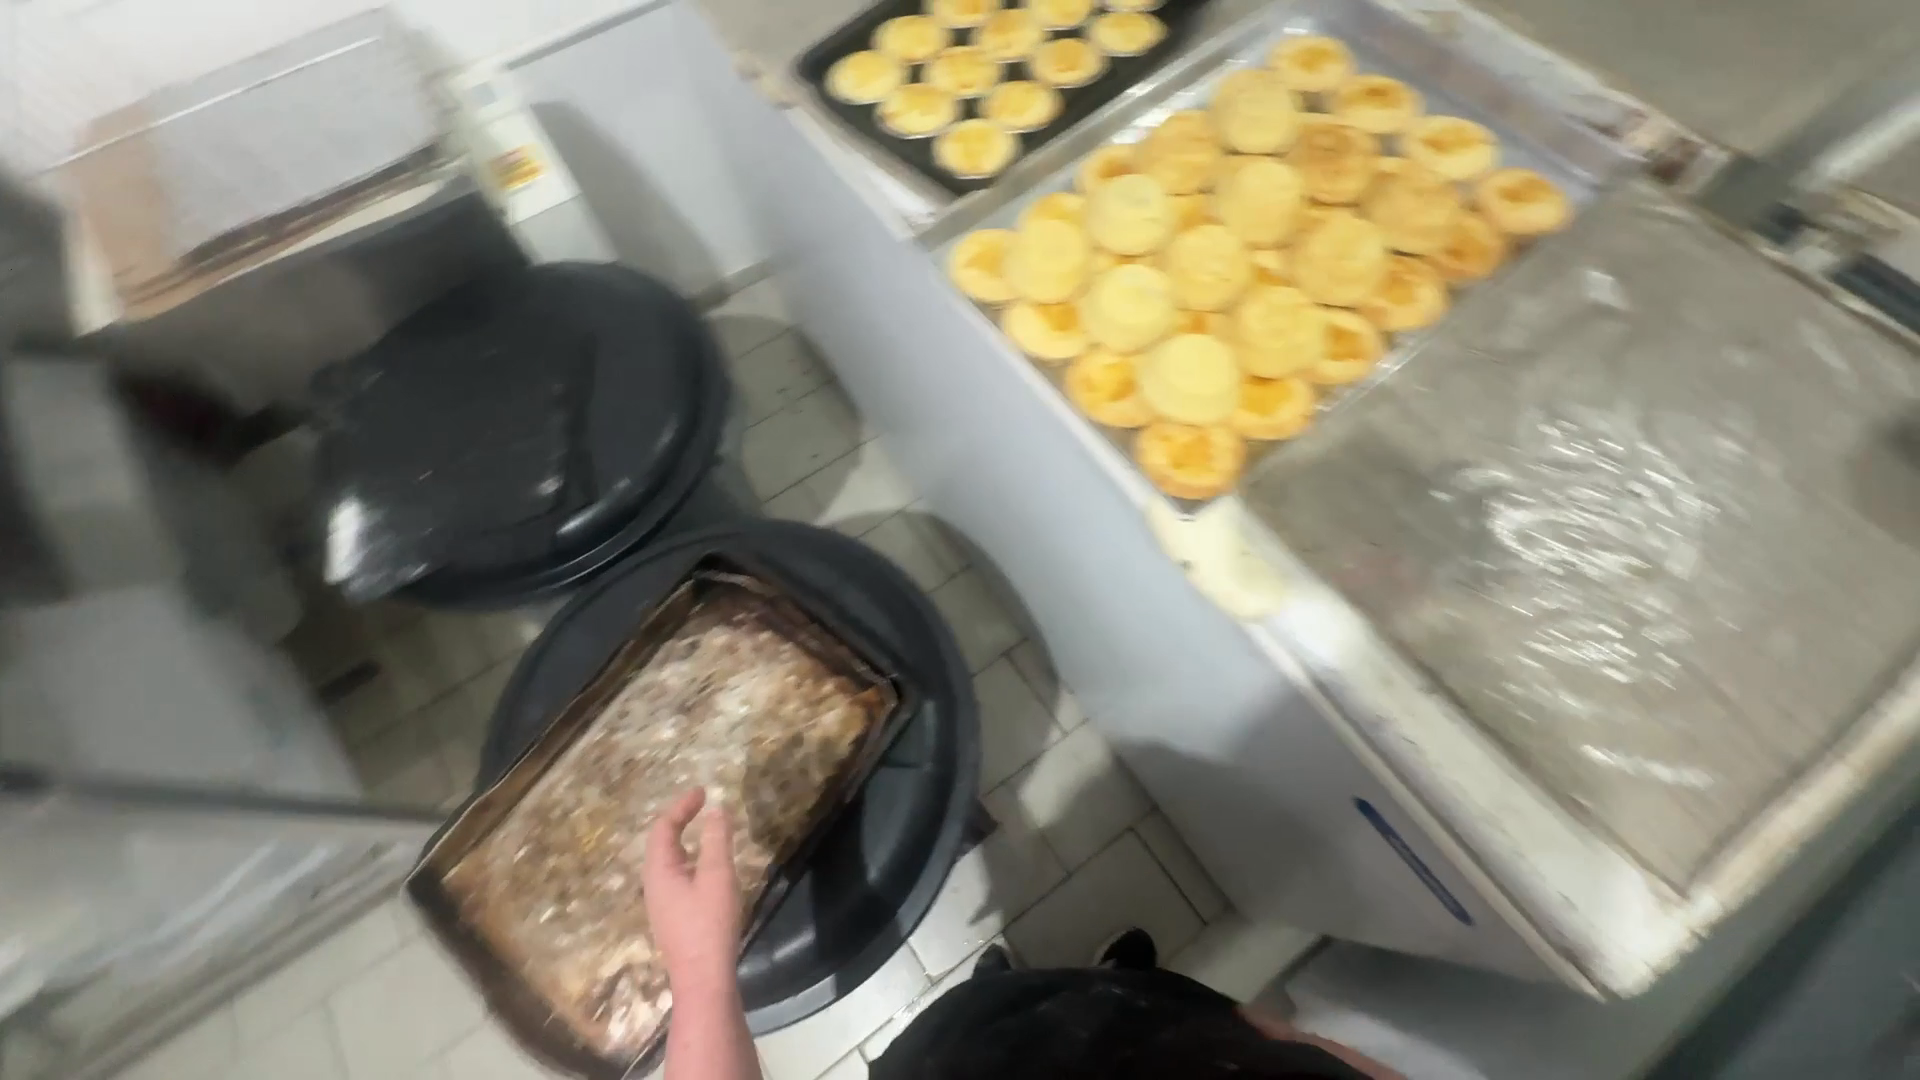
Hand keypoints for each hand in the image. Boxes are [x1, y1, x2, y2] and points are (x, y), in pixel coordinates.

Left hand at [643, 788, 742, 991]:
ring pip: (667, 861)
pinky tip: (705, 866)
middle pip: (661, 843)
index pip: (663, 828)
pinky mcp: (673, 917)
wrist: (703, 978)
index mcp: (659, 871)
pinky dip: (689, 857)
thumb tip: (716, 809)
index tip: (702, 791)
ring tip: (704, 828)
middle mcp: (654, 885)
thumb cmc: (709, 922)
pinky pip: (675, 875)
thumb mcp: (718, 875)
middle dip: (680, 819)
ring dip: (683, 839)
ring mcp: (662, 904)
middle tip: (702, 804)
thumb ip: (717, 839)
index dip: (681, 806)